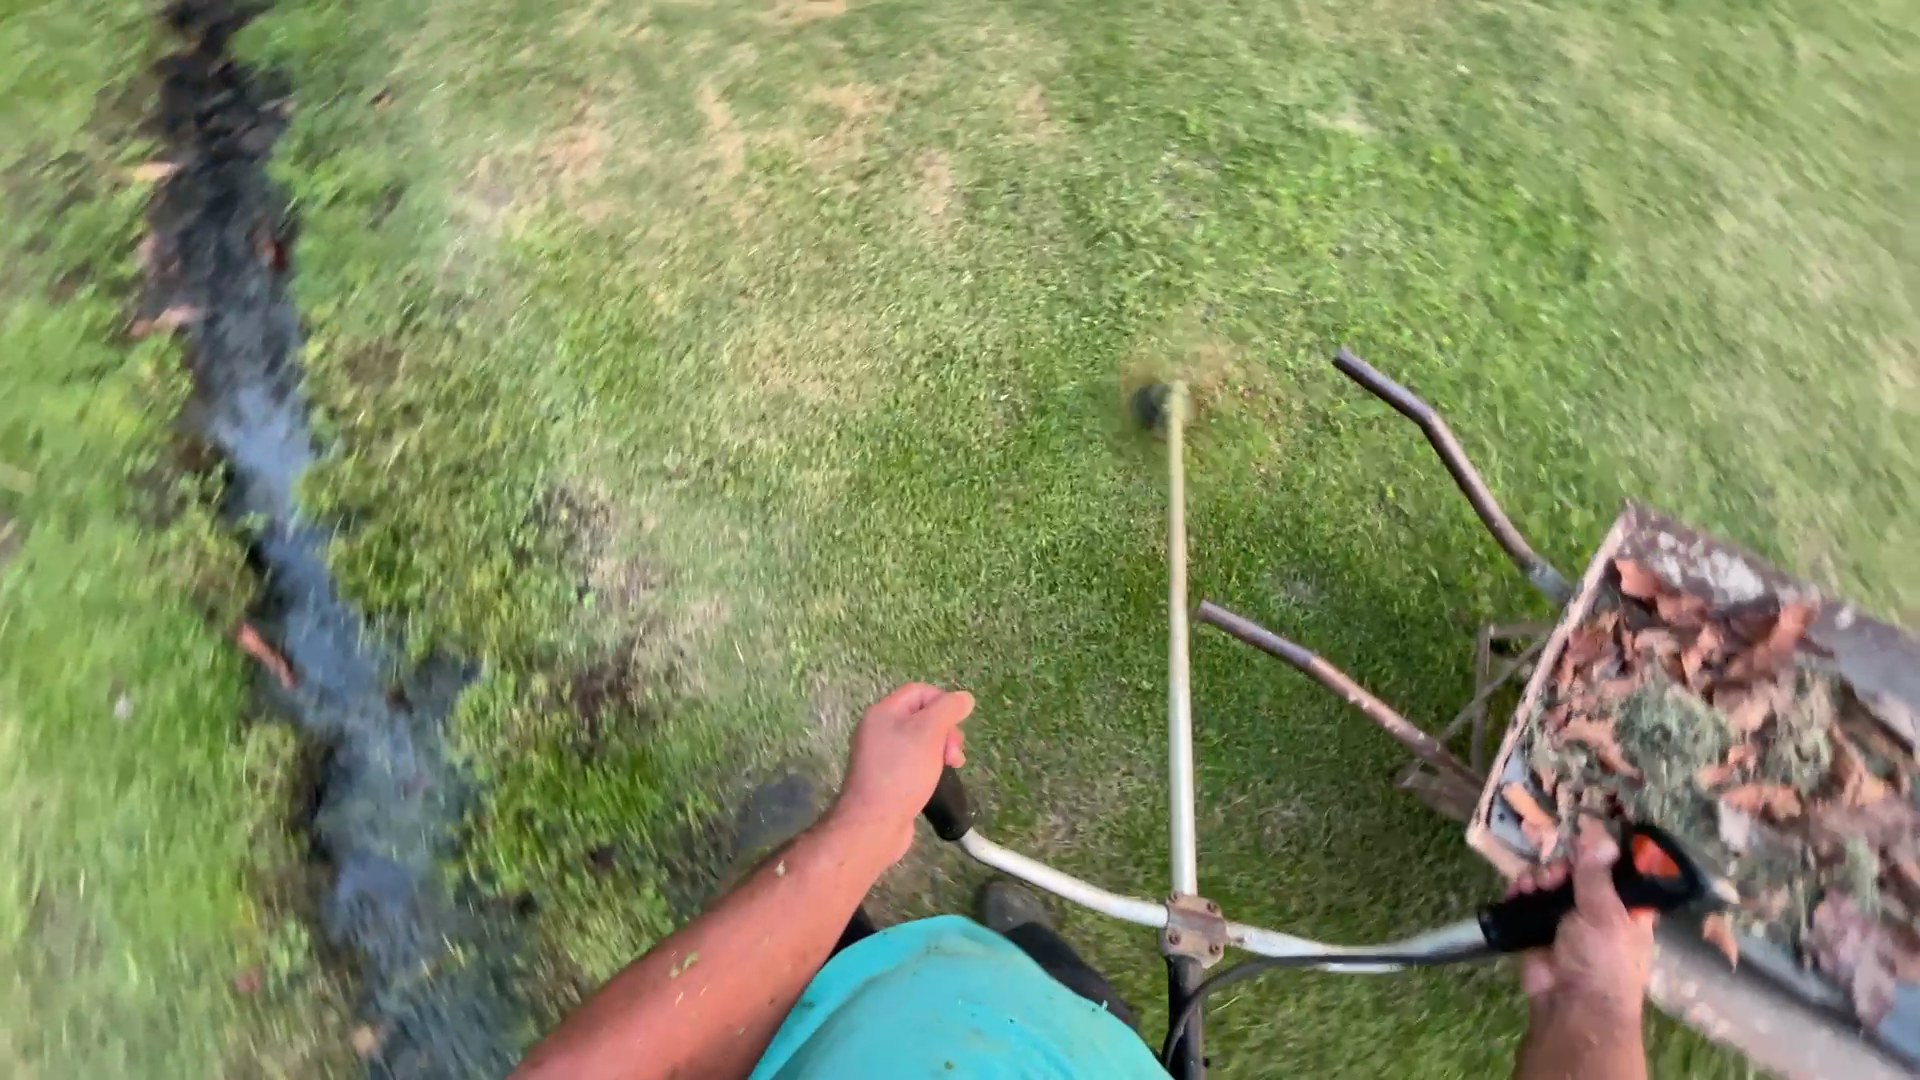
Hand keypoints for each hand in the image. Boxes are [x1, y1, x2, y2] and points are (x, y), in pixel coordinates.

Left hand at [830, 683, 972, 864]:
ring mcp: (881, 756)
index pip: (919, 692)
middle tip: (954, 753)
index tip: (958, 724)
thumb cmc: (902, 772)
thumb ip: (948, 709)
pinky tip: (938, 779)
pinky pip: (914, 761)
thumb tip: (964, 698)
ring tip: (952, 766)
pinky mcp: (887, 778)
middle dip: (945, 730)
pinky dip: (930, 765)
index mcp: (883, 712)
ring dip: (942, 749)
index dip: (944, 702)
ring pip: (921, 740)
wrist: (874, 824)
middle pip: (922, 716)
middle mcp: (878, 730)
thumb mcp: (929, 732)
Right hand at [1508, 818, 1655, 1020]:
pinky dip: (1519, 890)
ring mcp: (1564, 915)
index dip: (1595, 853)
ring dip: (1535, 878)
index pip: (1613, 870)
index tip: (1577, 838)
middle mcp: (1596, 908)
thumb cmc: (1602, 961)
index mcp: (1625, 908)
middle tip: (1554, 877)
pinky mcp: (1536, 922)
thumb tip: (1598, 833)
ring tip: (1532, 888)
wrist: (1570, 1000)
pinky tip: (1518, 894)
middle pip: (1573, 870)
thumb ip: (1596, 874)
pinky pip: (1525, 894)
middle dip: (1558, 867)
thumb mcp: (1605, 914)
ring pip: (1546, 879)